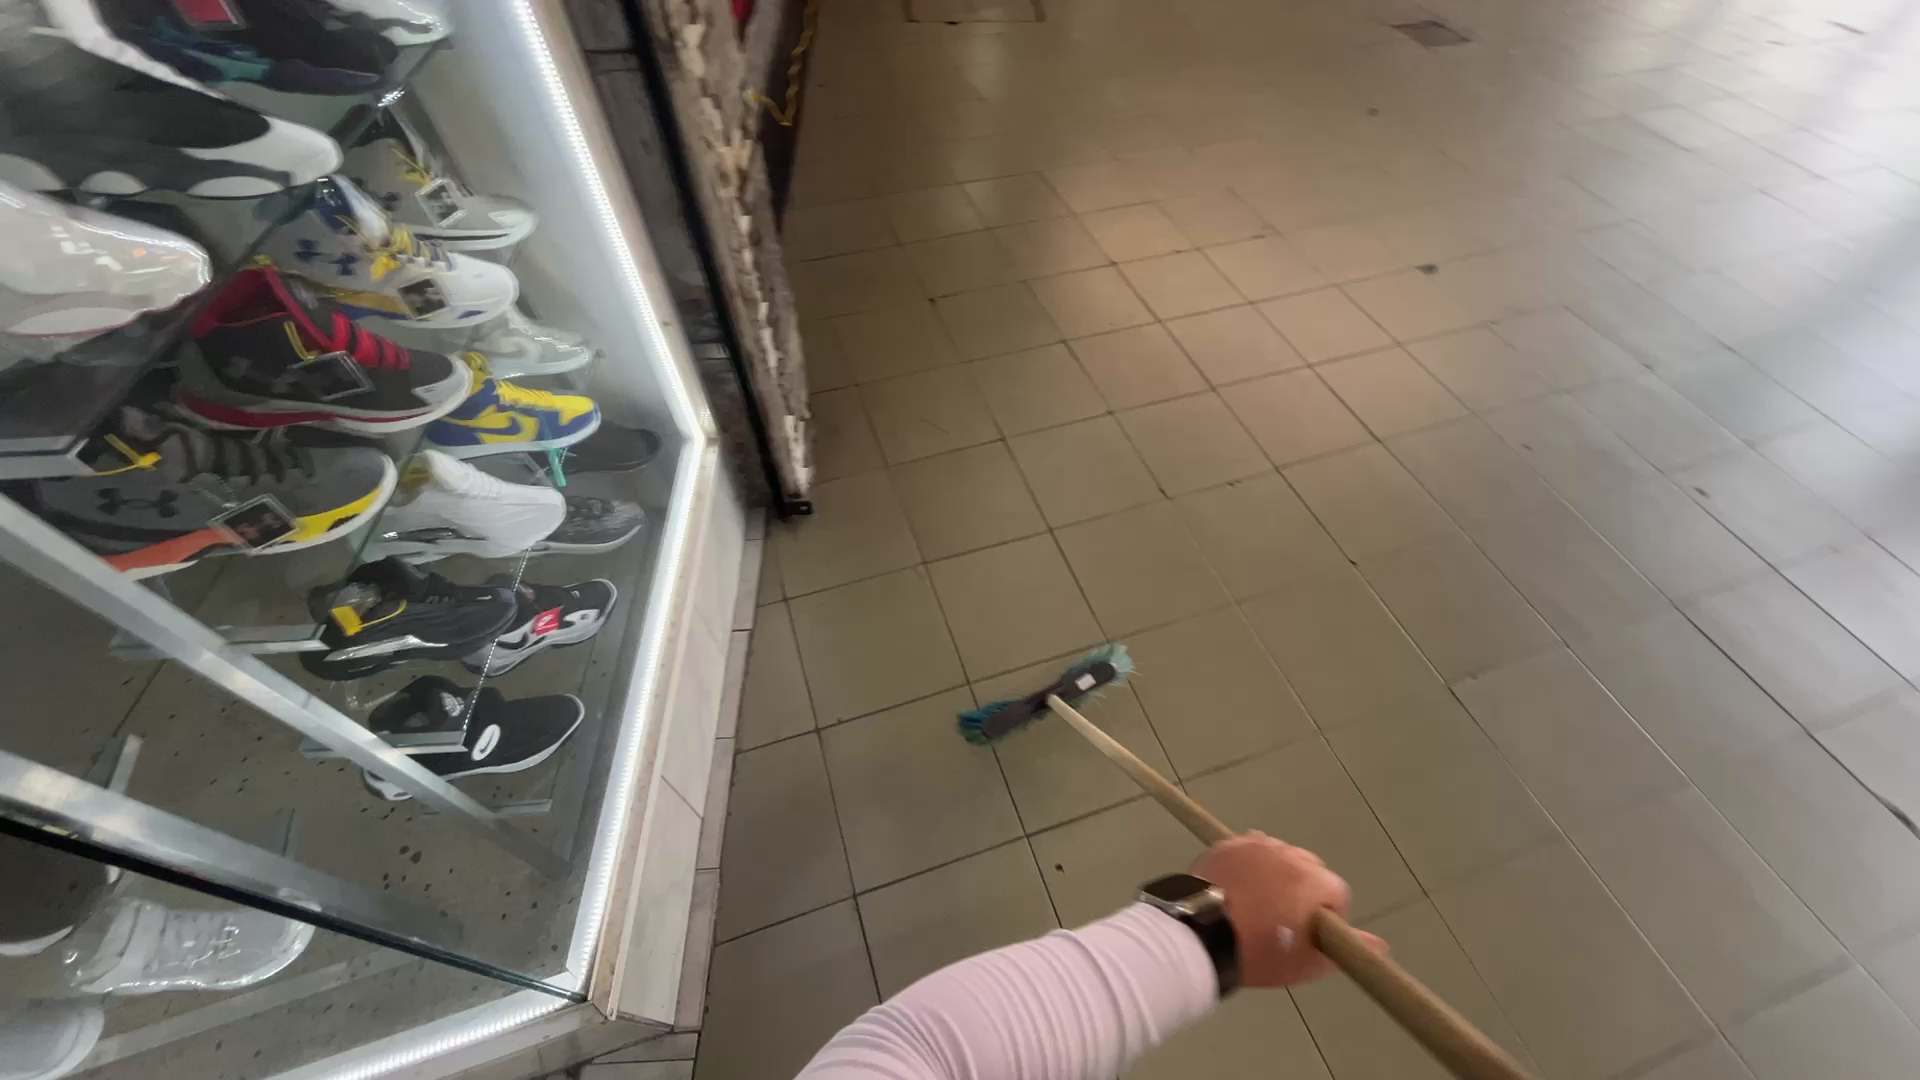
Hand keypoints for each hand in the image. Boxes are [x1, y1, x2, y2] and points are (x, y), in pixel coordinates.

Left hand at [1189, 832, 1385, 987]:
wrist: (1202, 934)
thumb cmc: (1259, 951)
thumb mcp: (1308, 961)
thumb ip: (1347, 948)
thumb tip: (1381, 944)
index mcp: (1311, 879)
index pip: (1337, 890)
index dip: (1328, 912)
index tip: (1310, 930)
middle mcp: (1285, 854)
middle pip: (1309, 866)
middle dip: (1304, 887)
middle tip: (1284, 915)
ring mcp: (1253, 845)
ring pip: (1279, 853)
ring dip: (1277, 871)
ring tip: (1260, 899)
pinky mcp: (1226, 844)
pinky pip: (1249, 847)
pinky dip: (1251, 862)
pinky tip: (1241, 883)